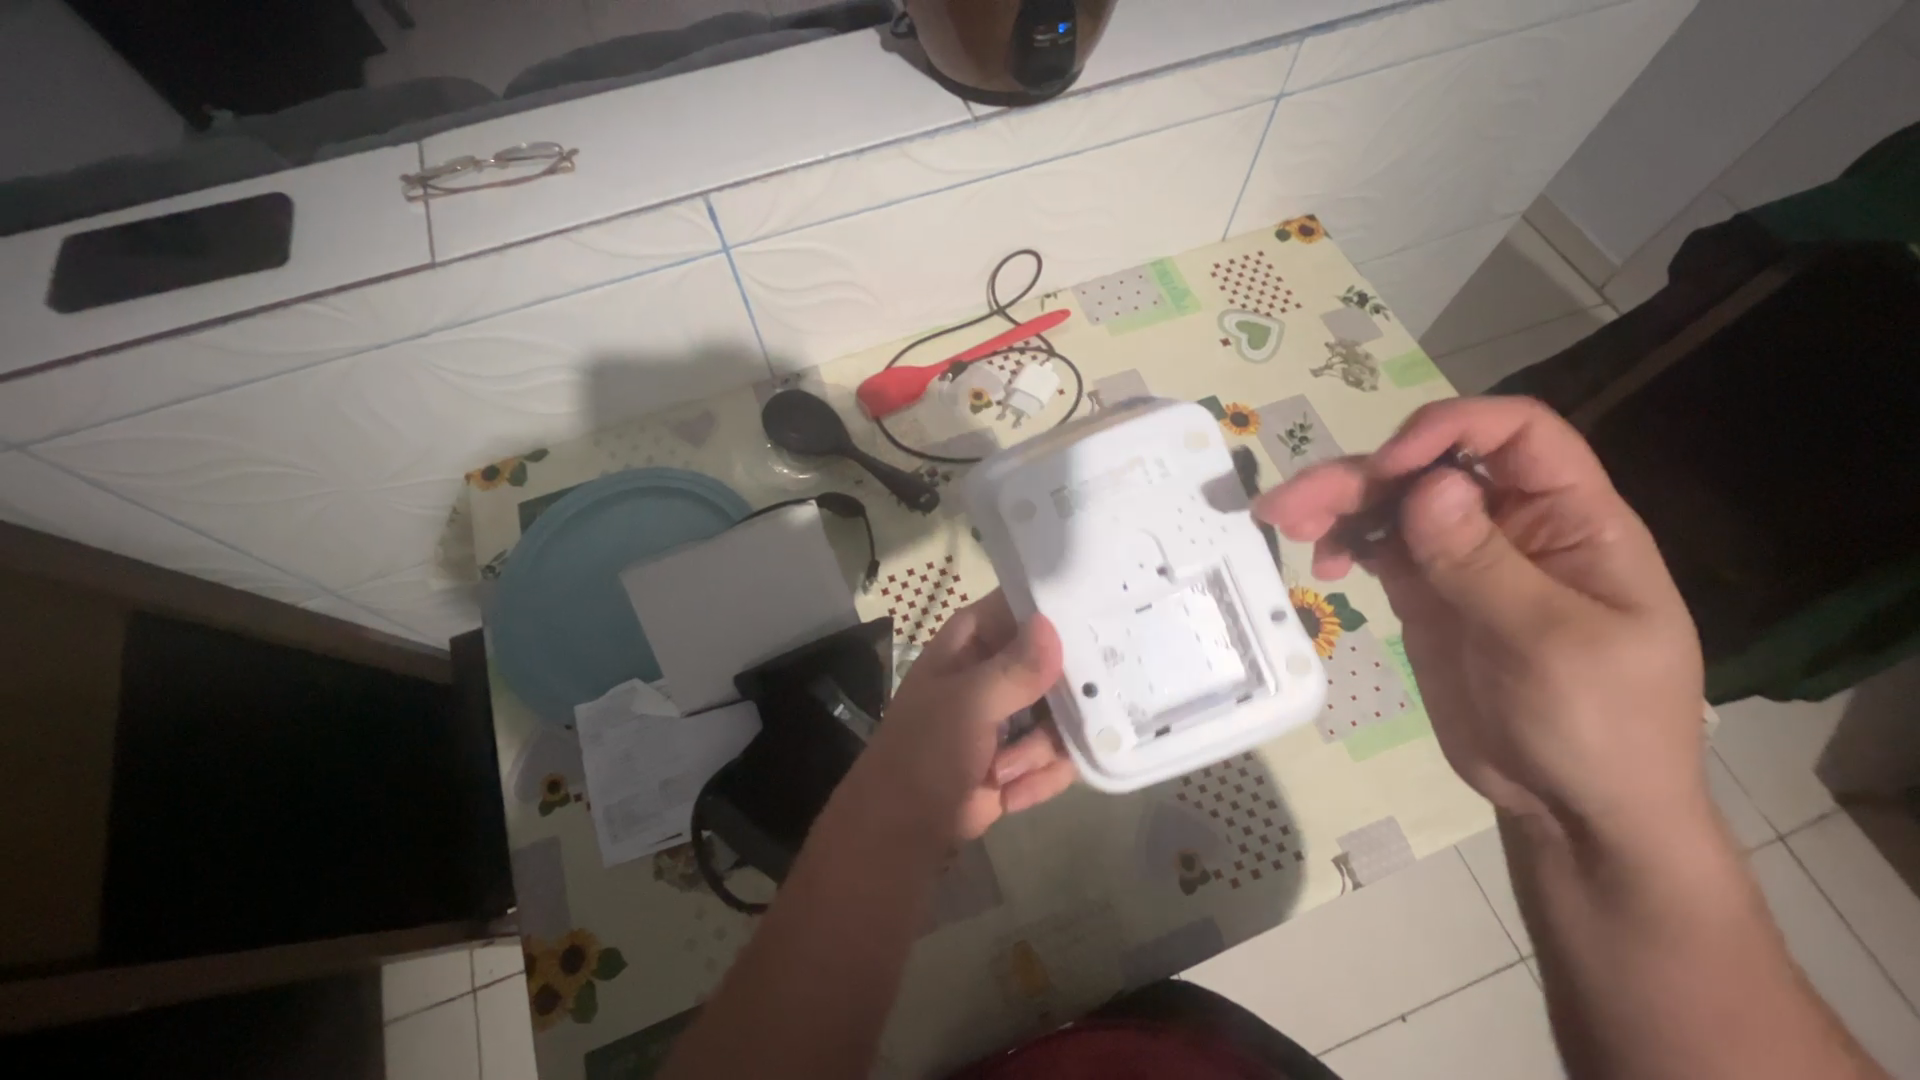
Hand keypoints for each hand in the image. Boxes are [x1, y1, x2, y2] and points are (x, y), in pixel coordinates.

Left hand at [856, 591, 1077, 843]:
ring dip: (1039, 751)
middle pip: (1060, 662)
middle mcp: (999, 668)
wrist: (902, 831)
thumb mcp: (966, 705)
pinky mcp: (1027, 754)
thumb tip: (1052, 624)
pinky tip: (1009, 794)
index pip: (1025, 605)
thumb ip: (1013, 669)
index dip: (1060, 610)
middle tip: (1067, 716)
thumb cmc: (924, 754)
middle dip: (1061, 701)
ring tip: (1004, 771)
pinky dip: (1039, 779)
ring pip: (1066, 715)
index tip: (1101, 620)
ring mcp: (1015, 712)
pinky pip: (1062, 756)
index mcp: (974, 640)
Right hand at [1256, 398, 1706, 835]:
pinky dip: (1344, 543)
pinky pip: (1379, 548)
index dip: (1451, 429)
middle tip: (1288, 506)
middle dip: (1359, 475)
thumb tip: (1432, 485)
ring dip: (1336, 505)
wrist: (1575, 806)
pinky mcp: (1427, 595)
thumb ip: (1486, 564)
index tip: (1389, 469)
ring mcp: (1464, 560)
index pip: (1518, 434)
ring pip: (1394, 505)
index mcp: (1572, 518)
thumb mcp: (1552, 645)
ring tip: (1281, 521)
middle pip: (1431, 468)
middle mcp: (1514, 525)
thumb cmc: (1599, 726)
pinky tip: (1323, 564)